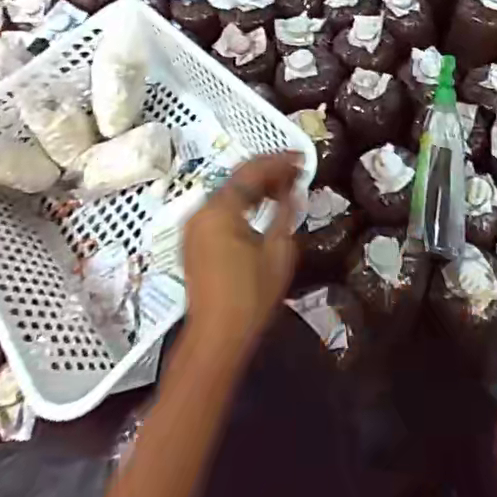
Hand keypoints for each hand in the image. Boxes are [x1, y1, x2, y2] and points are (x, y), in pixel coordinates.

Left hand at [180, 152, 304, 366]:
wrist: (217, 337)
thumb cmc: (251, 295)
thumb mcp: (279, 250)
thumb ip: (286, 211)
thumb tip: (293, 190)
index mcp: (219, 210)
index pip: (252, 170)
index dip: (279, 161)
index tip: (302, 159)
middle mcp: (200, 212)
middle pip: (237, 178)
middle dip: (269, 171)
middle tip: (297, 171)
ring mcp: (194, 227)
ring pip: (228, 192)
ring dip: (257, 186)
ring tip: (285, 187)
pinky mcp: (195, 241)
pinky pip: (221, 208)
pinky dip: (243, 202)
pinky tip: (264, 206)